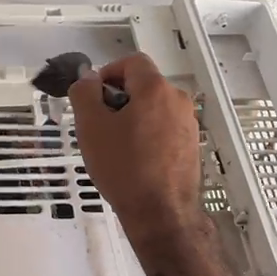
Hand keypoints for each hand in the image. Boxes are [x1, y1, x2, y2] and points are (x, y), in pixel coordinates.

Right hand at [69, 53, 207, 246]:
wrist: (161, 213)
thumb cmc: (124, 168)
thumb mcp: (92, 127)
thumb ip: (85, 94)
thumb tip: (88, 78)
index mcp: (155, 89)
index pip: (132, 62)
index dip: (109, 72)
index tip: (94, 96)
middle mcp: (178, 101)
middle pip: (144, 85)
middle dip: (119, 99)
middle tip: (100, 125)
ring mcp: (188, 124)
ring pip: (154, 109)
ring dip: (133, 118)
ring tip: (116, 147)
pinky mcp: (191, 146)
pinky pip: (165, 129)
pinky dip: (148, 135)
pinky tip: (135, 161)